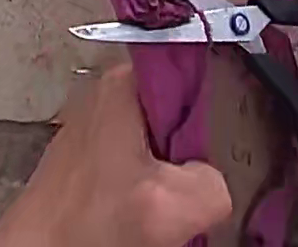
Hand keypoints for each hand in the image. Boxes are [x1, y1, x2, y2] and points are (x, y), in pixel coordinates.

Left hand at [0, 63, 230, 246]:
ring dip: (161, 172)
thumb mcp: (168, 206)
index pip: (185, 72)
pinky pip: (130, 160)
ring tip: (152, 203)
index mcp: (124, 81)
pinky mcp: (85, 154)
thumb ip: (211, 184)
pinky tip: (131, 213)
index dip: (200, 110)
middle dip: (181, 148)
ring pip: (153, 139)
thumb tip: (210, 182)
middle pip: (171, 110)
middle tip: (176, 184)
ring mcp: (94, 123)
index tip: (198, 145)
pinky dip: (138, 185)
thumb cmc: (86, 225)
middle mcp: (106, 92)